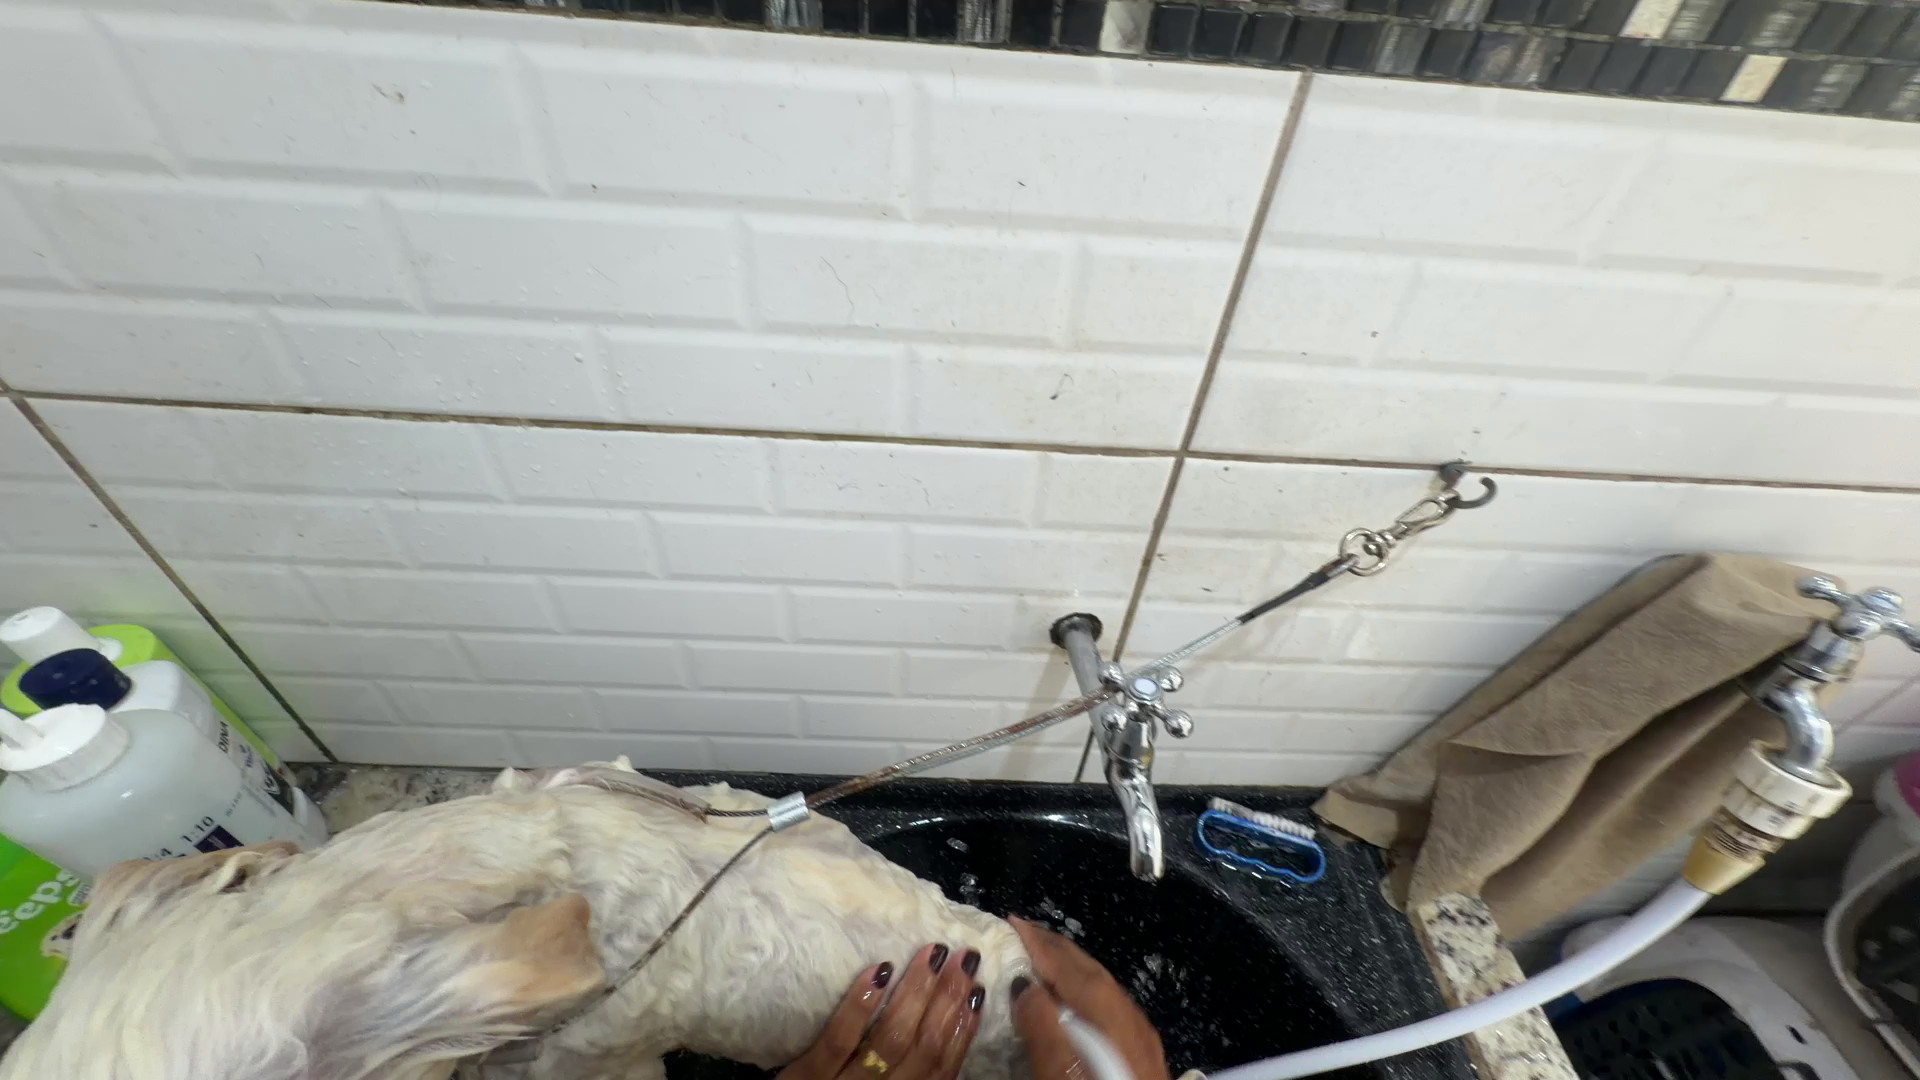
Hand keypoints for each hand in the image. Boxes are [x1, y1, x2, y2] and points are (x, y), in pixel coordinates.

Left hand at [779, 944, 985, 1079]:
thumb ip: (907, 1069)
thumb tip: (947, 1022)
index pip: (943, 1072)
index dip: (963, 1031)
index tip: (979, 989)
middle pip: (922, 1050)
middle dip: (948, 1000)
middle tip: (964, 957)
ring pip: (888, 1040)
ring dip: (915, 992)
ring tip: (932, 953)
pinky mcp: (805, 1079)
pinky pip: (838, 1040)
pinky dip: (862, 1005)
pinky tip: (879, 970)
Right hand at [1009, 918, 1168, 1079]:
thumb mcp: (1059, 1072)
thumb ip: (1042, 1025)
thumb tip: (1024, 984)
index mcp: (1106, 1009)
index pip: (1066, 962)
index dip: (1037, 941)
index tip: (1010, 921)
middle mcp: (1127, 1014)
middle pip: (1087, 967)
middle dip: (1053, 946)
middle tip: (1023, 931)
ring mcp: (1139, 1037)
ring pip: (1099, 985)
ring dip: (1068, 966)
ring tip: (1042, 960)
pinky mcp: (1143, 1058)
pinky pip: (1107, 1003)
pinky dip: (1082, 990)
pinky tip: (1074, 1004)